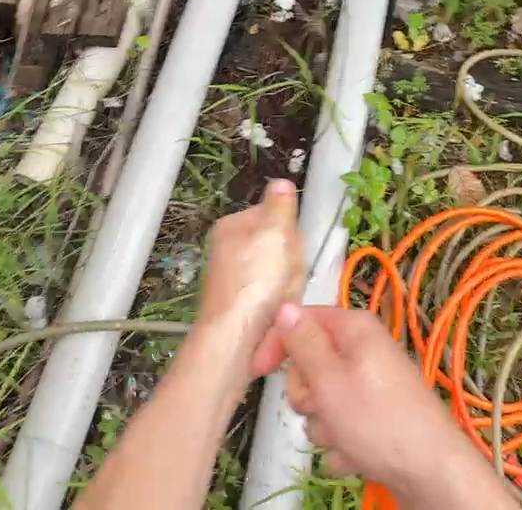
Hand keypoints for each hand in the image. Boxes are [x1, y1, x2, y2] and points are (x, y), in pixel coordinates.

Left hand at [186, 179, 302, 381]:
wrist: (233, 340)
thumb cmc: (254, 282)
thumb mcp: (274, 233)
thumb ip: (280, 206)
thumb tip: (280, 181)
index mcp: (233, 226)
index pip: (275, 216)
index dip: (290, 233)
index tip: (292, 247)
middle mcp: (230, 250)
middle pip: (280, 247)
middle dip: (291, 264)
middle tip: (287, 277)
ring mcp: (235, 280)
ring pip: (281, 275)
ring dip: (289, 288)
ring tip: (282, 300)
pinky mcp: (242, 306)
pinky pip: (274, 298)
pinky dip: (280, 307)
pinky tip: (277, 315)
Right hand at [272, 305, 517, 508]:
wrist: (430, 473)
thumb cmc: (379, 422)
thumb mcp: (330, 380)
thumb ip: (304, 343)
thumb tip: (285, 306)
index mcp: (354, 328)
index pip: (302, 319)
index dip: (277, 343)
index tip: (259, 372)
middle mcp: (363, 349)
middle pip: (309, 363)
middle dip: (307, 394)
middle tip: (322, 408)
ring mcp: (370, 384)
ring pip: (322, 400)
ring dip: (324, 425)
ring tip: (345, 437)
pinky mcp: (375, 416)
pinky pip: (341, 424)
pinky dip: (343, 443)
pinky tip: (357, 454)